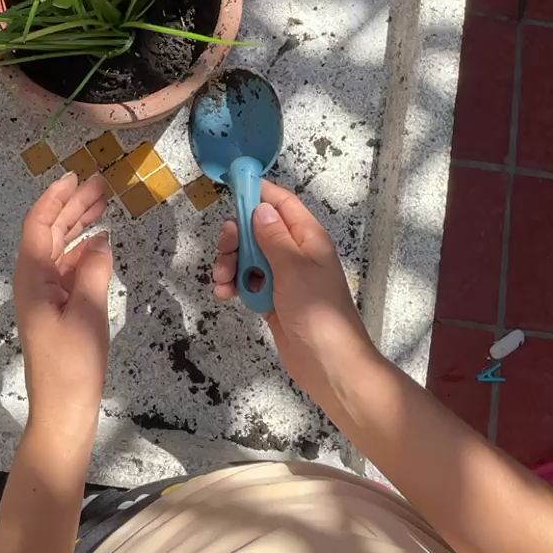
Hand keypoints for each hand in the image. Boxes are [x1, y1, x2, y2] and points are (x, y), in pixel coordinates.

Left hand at [14, 172, 113, 441]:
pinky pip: (70, 267)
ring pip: (61, 246)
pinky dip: (85, 249)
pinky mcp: (58, 306)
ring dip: (80, 223)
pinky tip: (102, 240)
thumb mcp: (87, 313)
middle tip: (102, 183)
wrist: (63, 409)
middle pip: (51, 231)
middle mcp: (35, 279)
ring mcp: (46, 293)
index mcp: (32, 277)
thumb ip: (95, 270)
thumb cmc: (72, 363)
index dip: (55, 197)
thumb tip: (102, 239)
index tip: (74, 176)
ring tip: (104, 202)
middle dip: (73, 205)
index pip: (39, 225)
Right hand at [211, 180, 379, 404]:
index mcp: (308, 238)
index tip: (233, 187)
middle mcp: (295, 252)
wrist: (328, 365)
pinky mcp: (271, 298)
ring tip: (224, 282)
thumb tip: (261, 207)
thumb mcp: (293, 268)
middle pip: (258, 229)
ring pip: (248, 256)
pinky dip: (235, 285)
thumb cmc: (317, 313)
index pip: (283, 203)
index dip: (259, 192)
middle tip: (226, 251)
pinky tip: (226, 294)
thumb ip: (273, 236)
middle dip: (237, 237)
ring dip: (231, 264)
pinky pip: (247, 281)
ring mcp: (283, 276)